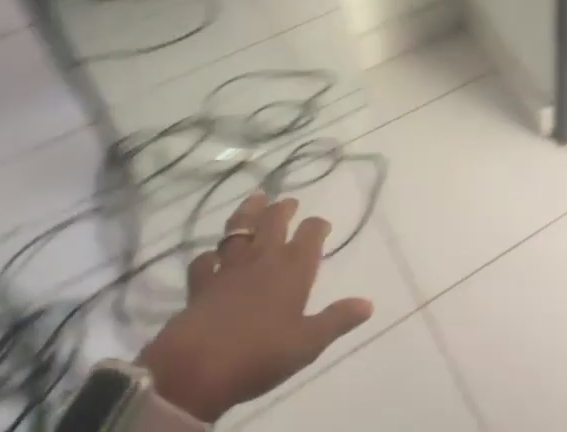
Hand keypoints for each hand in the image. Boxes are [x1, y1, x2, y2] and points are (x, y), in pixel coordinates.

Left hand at [136, 192, 373, 421]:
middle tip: (289, 202)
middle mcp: (263, 258)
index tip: (323, 225)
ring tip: (254, 200)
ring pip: (239, 229)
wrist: (198, 367)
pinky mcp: (201, 284)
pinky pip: (204, 261)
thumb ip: (337, 320)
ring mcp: (229, 268)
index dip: (318, 226)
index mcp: (294, 268)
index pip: (311, 234)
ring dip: (248, 212)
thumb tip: (368, 304)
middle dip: (283, 208)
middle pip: (274, 221)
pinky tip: (211, 256)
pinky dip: (209, 256)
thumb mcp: (308, 343)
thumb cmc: (261, 353)